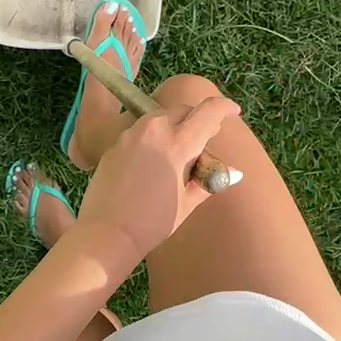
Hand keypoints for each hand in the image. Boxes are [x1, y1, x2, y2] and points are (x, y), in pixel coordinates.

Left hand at [75, 96, 242, 258]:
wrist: (107, 232)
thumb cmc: (153, 222)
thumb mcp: (187, 202)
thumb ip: (209, 180)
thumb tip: (234, 173)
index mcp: (178, 144)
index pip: (208, 112)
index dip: (224, 108)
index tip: (232, 112)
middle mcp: (154, 131)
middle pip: (182, 111)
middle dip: (196, 120)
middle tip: (202, 141)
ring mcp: (130, 135)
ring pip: (158, 118)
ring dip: (173, 126)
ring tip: (176, 152)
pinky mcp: (114, 145)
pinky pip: (139, 132)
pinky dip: (152, 139)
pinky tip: (151, 163)